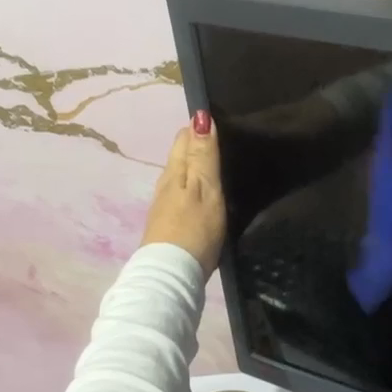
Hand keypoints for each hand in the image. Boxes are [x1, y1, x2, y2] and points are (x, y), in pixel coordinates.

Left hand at [141, 111, 225, 275]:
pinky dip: (195, 190)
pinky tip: (208, 197)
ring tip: (221, 168)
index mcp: (174, 170)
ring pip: (181, 176)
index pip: (184, 136)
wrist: (172, 276)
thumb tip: (199, 115)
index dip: (201, 128)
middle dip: (198, 146)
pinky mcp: (170, 225)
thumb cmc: (194, 229)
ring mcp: (165, 206)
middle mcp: (165, 184)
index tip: (223, 123)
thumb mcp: (205, 188)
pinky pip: (183, 196)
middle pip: (181, 156)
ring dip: (197, 169)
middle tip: (227, 143)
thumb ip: (203, 155)